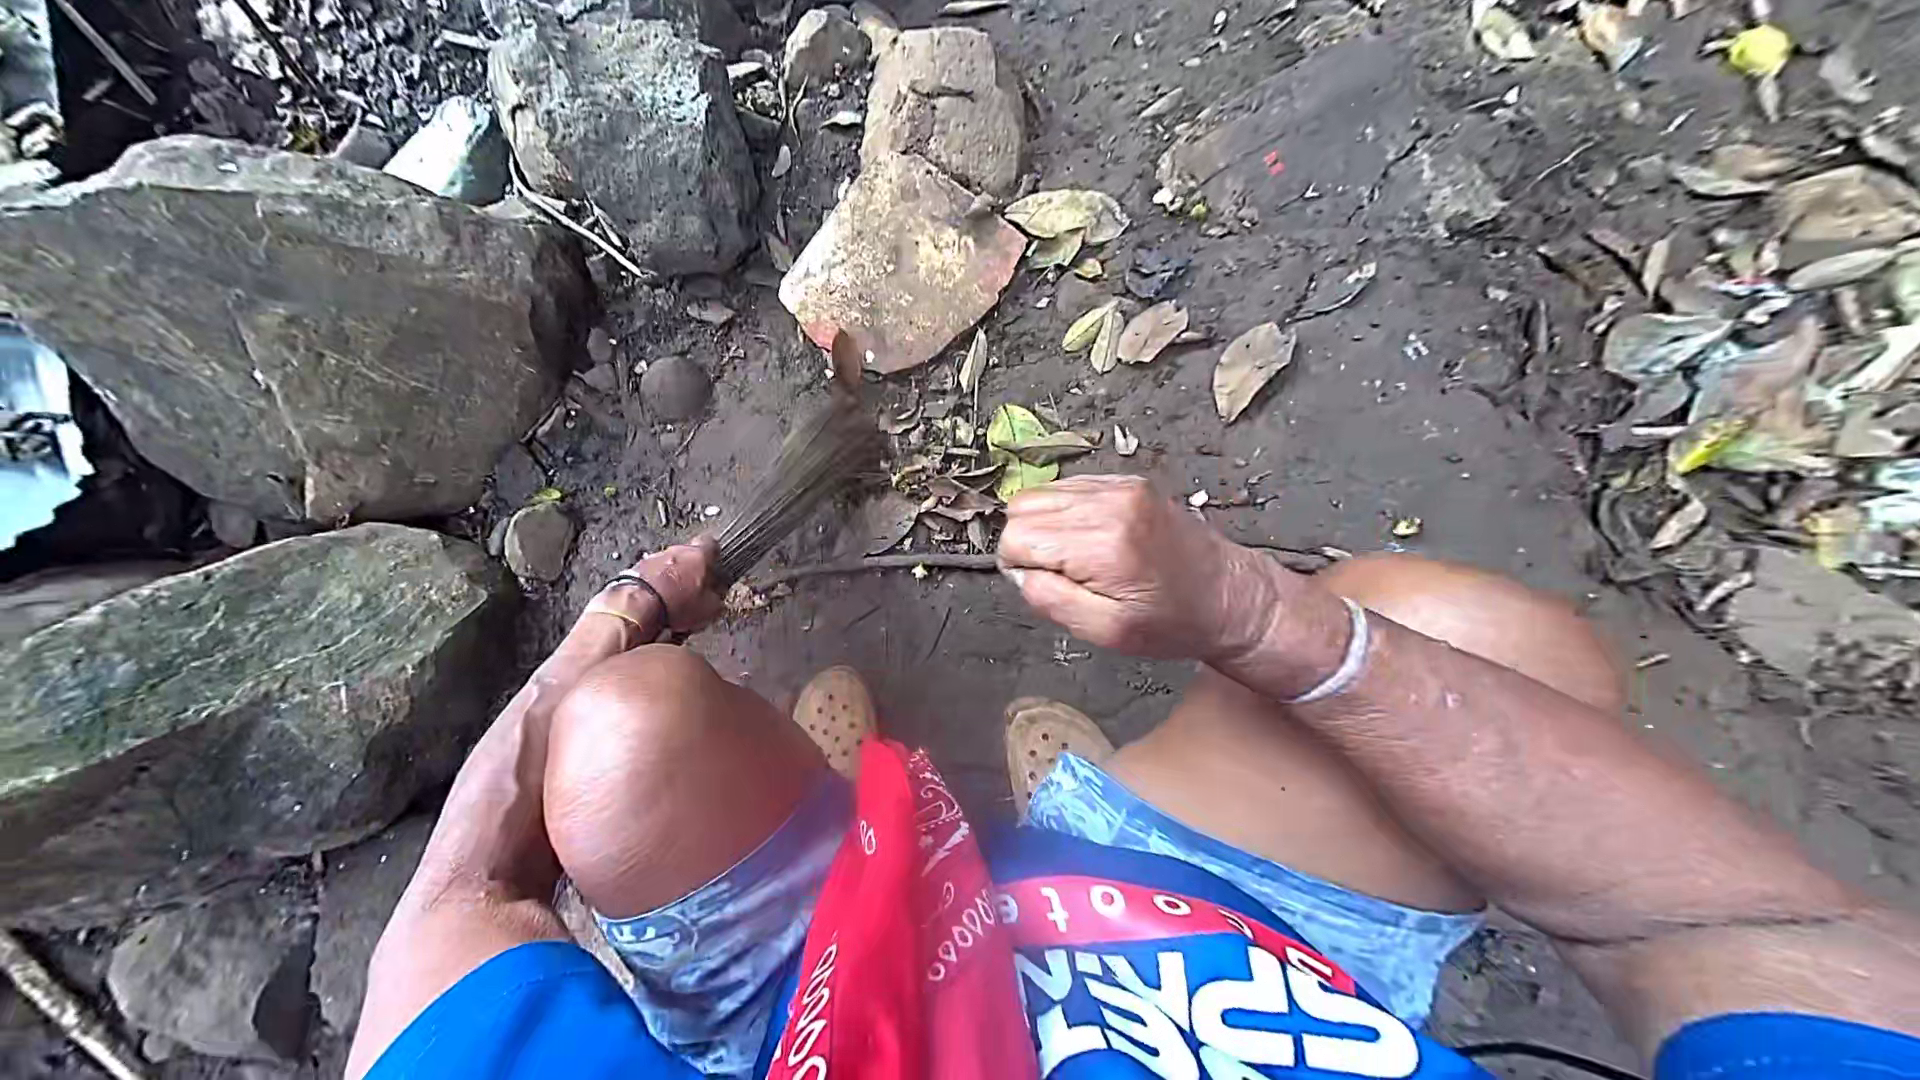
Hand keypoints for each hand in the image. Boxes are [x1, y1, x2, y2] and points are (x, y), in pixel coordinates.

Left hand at [586, 536, 724, 642]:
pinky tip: (656, 603)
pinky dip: (654, 585)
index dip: (714, 554)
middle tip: (694, 588)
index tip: (715, 564)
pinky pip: (650, 575)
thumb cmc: (673, 604)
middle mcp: (676, 551)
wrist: (636, 608)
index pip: (711, 543)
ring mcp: (653, 558)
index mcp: (698, 555)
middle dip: (691, 569)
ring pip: (668, 564)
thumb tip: (717, 599)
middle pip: (688, 554)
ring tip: (672, 600)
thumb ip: (717, 598)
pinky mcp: (634, 569)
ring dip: (670, 577)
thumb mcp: (710, 608)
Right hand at [997, 475, 1283, 661]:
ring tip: (1077, 558)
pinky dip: (1064, 513)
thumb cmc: (1172, 622)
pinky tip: (1088, 539)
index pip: (1016, 537)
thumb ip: (1050, 600)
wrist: (1229, 597)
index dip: (1019, 567)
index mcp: (1102, 544)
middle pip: (1022, 509)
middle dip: (1029, 545)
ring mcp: (1119, 487)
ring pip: (1039, 494)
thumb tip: (1018, 572)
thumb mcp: (1105, 631)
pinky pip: (1067, 487)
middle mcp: (1108, 504)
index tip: (1047, 585)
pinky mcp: (1126, 482)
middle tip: (1062, 574)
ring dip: (1044, 526)